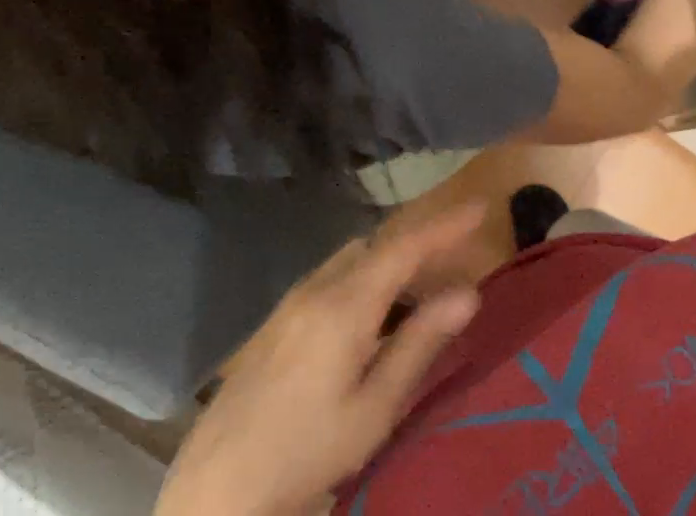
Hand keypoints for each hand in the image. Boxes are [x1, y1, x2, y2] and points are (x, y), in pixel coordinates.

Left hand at [154, 207, 484, 515]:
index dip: (444, 226)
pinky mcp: (273, 325)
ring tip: (419, 300)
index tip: (480, 207)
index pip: (403, 248)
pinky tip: (371, 325)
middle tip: (455, 268)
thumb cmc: (307, 451)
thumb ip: (420, 343)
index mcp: (343, 306)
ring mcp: (288, 306)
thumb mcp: (375, 407)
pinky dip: (362, 283)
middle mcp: (314, 291)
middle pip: (374, 247)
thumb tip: (468, 294)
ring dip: (388, 266)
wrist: (216, 490)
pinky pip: (328, 282)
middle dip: (418, 246)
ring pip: (349, 263)